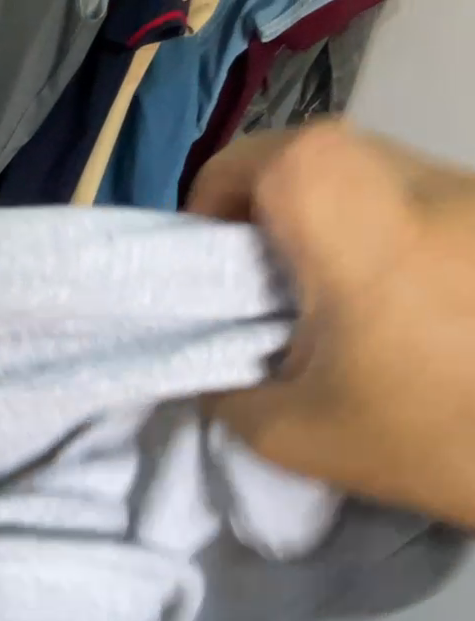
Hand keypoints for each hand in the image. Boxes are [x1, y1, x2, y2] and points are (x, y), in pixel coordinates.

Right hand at [188, 121, 474, 527]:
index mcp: (380, 252)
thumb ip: (222, 382)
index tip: (210, 242)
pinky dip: (371, 231)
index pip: (296, 156)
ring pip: (376, 170)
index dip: (229, 179)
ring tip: (312, 291)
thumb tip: (203, 353)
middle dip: (265, 193)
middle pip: (332, 150)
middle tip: (247, 264)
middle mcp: (444, 207)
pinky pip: (420, 200)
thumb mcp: (287, 433)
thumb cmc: (433, 444)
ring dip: (320, 214)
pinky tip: (376, 299)